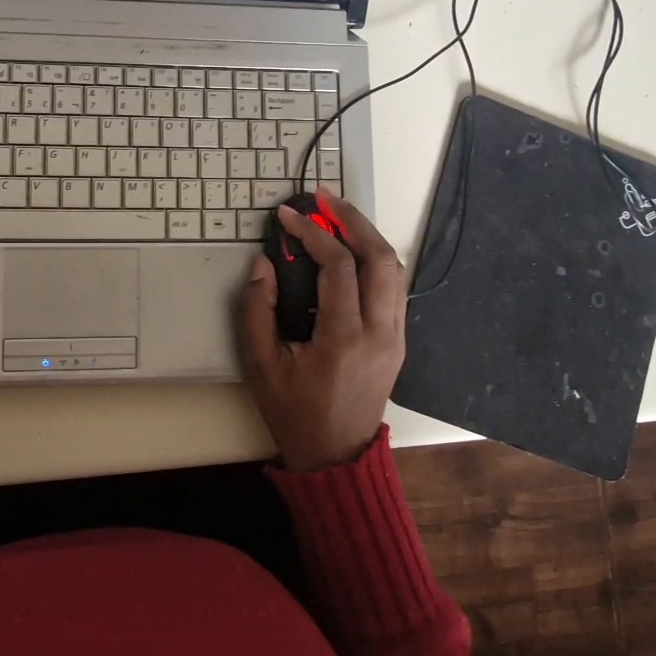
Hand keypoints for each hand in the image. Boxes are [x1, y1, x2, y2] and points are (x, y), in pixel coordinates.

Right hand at [239, 187, 406, 471]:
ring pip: (394, 269)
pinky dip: (374, 258)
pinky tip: (350, 249)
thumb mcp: (260, 364)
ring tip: (337, 215)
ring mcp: (396, 336)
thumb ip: (257, 309)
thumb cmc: (293, 412)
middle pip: (380, 258)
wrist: (337, 457)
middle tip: (323, 198)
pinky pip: (393, 287)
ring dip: (367, 236)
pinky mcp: (398, 340)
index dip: (312, 232)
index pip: (337, 266)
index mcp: (344, 338)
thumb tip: (263, 263)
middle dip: (352, 220)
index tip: (287, 215)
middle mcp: (380, 332)